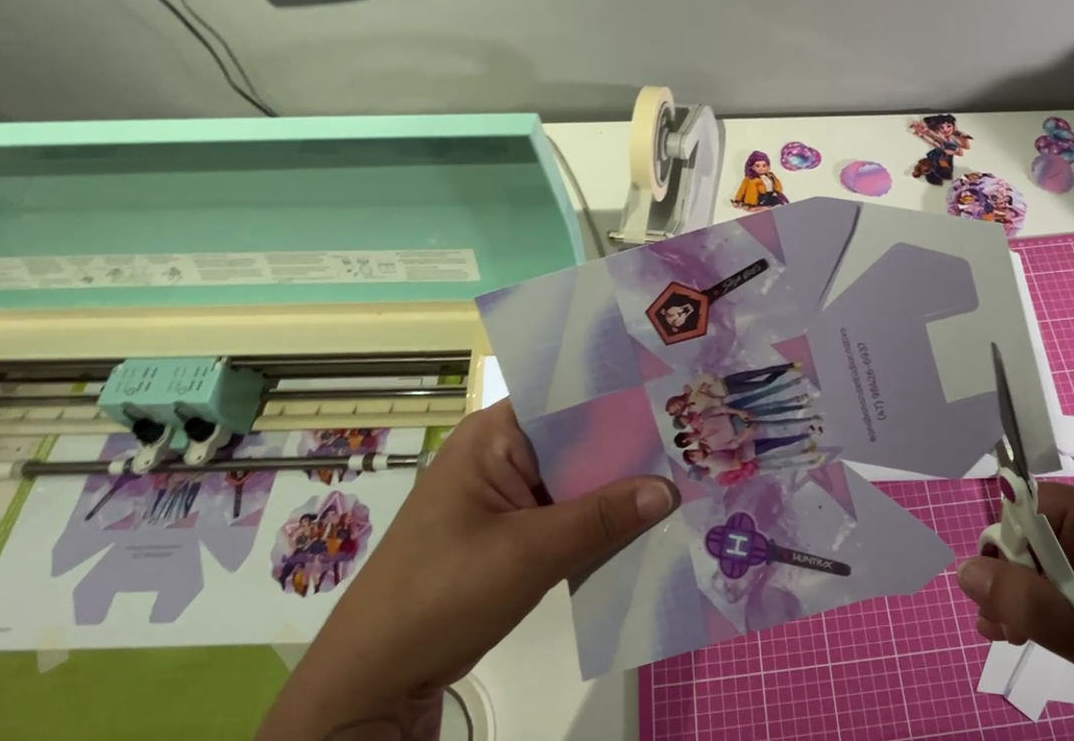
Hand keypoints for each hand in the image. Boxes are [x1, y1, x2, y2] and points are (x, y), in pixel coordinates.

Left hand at [257, 400, 676, 740]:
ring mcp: (505, 496)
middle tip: (697, 444)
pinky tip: (648, 528)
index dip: (622, 399)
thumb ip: (601, 518)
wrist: (377, 674)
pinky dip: (599, 524)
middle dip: (630, 449)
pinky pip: (566, 516)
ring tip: (687, 481)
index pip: (567, 400)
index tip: (677, 400)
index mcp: (493, 436)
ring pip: (576, 481)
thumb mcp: (528, 553)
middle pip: (577, 441)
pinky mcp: (511, 533)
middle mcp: (500, 455)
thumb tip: (669, 488)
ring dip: (619, 491)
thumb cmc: (441, 593)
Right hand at [955, 483, 1073, 740]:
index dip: (1003, 542)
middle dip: (1010, 578)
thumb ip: (1023, 600)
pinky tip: (1031, 635)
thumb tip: (964, 571)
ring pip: (1044, 566)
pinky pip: (1065, 588)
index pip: (1029, 505)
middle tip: (998, 626)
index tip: (991, 589)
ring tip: (1010, 636)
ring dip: (1024, 599)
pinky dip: (1045, 610)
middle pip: (1033, 536)